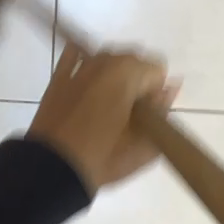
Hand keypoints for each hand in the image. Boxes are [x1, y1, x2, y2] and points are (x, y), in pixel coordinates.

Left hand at [26, 46, 178, 192]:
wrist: (52, 167)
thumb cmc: (103, 158)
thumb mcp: (144, 144)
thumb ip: (163, 110)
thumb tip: (171, 87)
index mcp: (128, 72)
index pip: (157, 69)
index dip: (155, 92)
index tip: (146, 115)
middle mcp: (104, 60)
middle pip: (132, 60)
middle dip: (135, 81)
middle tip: (127, 114)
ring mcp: (78, 66)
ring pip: (107, 59)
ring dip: (112, 75)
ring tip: (105, 107)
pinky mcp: (57, 76)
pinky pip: (76, 56)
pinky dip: (85, 66)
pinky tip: (85, 86)